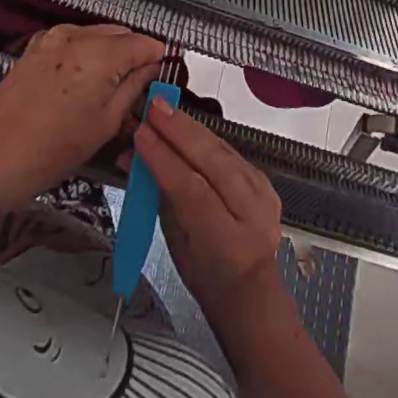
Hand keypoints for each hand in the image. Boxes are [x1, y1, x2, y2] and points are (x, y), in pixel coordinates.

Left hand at [0, 24, 164, 203]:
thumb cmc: (51, 146)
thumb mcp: (108, 120)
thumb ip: (135, 86)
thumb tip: (152, 69)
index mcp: (98, 54)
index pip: (145, 42)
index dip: (159, 58)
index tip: (163, 72)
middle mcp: (74, 36)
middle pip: (121, 33)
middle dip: (134, 54)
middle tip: (141, 84)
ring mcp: (52, 37)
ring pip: (97, 35)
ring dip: (110, 53)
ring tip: (110, 88)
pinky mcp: (37, 45)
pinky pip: (74, 40)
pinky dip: (86, 54)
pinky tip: (85, 83)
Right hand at [133, 100, 283, 317]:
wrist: (250, 289)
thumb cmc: (203, 272)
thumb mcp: (175, 240)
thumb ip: (160, 195)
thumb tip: (132, 155)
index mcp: (227, 242)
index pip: (193, 190)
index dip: (165, 159)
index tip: (141, 133)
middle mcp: (252, 216)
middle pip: (214, 163)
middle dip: (180, 132)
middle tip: (153, 108)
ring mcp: (263, 197)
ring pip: (225, 152)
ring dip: (191, 127)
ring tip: (164, 108)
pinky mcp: (265, 183)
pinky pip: (231, 153)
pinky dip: (204, 136)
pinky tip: (185, 123)